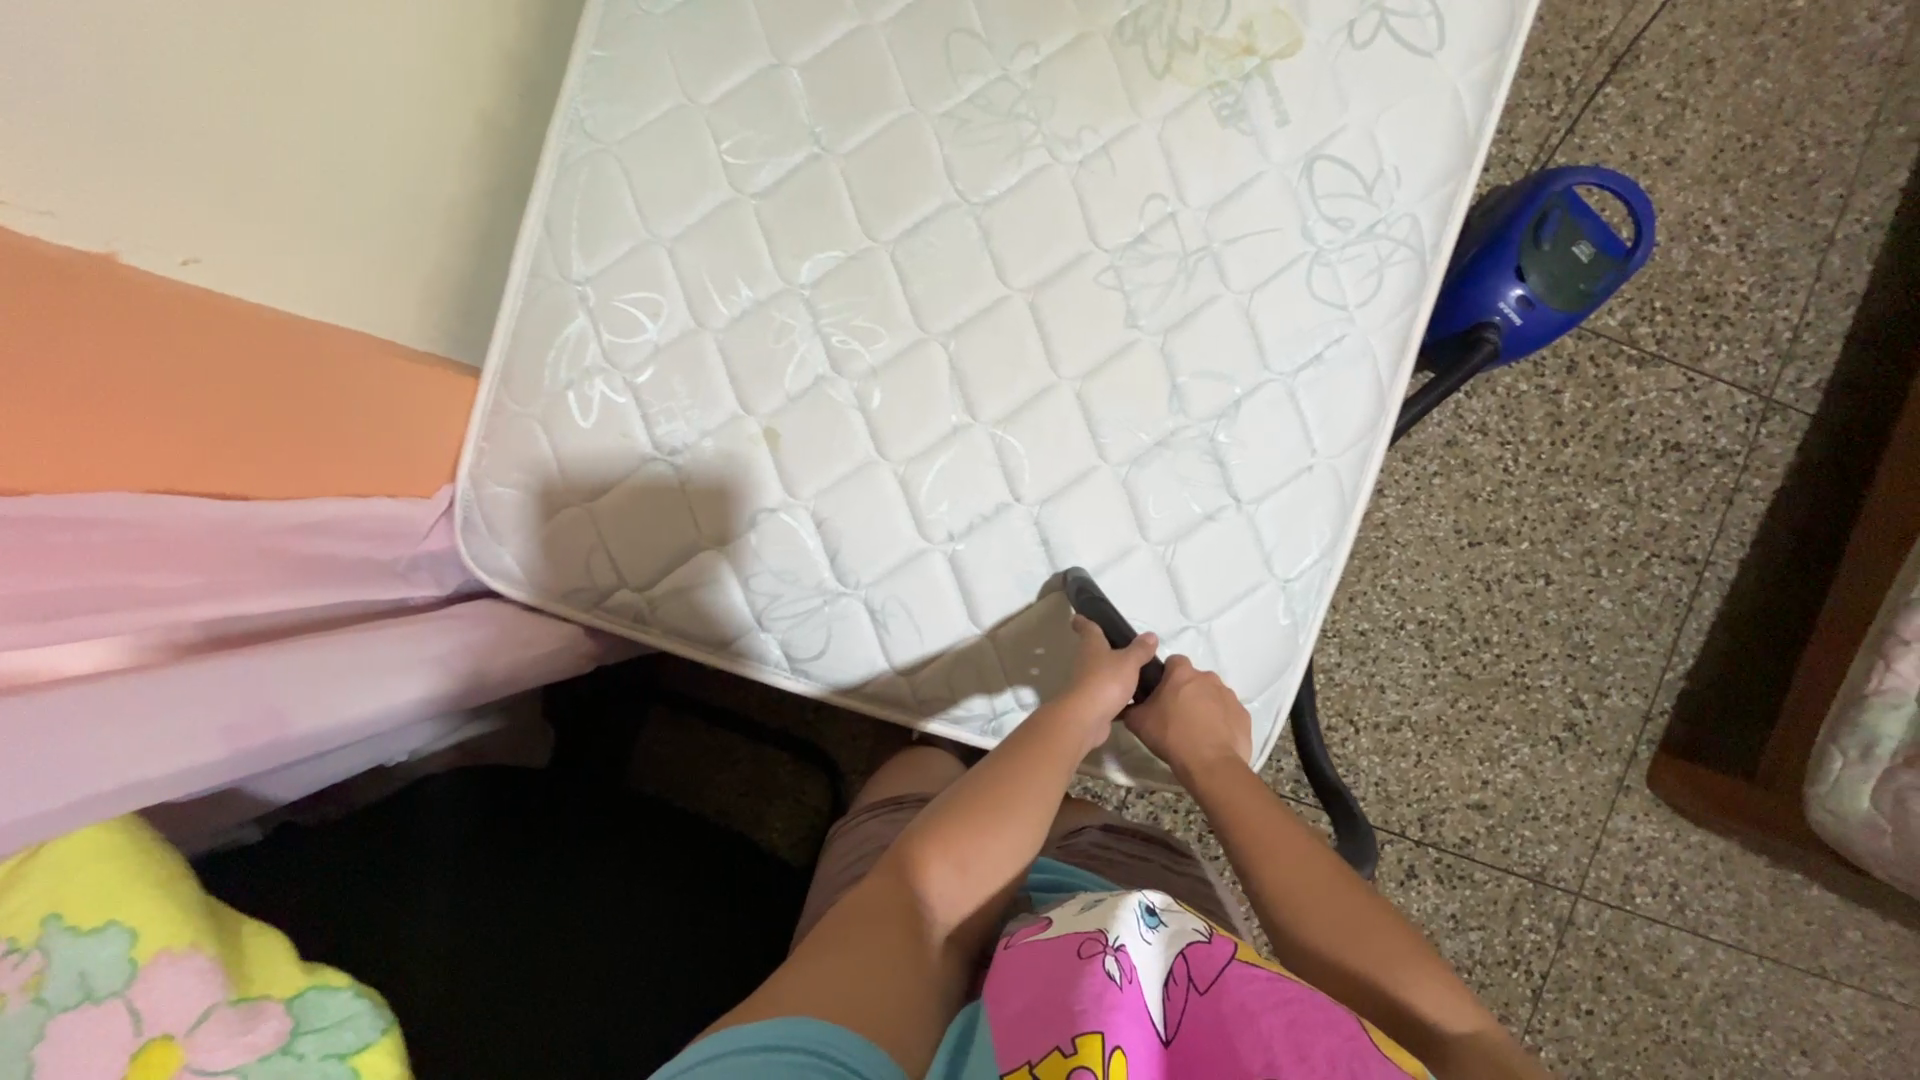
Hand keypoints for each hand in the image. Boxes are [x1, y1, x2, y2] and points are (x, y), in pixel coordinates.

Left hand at [1059, 615, 1158, 745]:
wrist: (1087, 717)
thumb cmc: (1106, 681)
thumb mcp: (1128, 661)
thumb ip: (1140, 650)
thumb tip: (1150, 635)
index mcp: (1092, 646)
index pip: (1087, 628)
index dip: (1084, 621)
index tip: (1078, 616)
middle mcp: (1086, 662)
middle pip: (1094, 651)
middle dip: (1104, 648)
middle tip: (1122, 646)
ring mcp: (1088, 684)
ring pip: (1102, 674)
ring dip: (1113, 673)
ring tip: (1135, 672)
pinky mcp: (1093, 704)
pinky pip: (1108, 697)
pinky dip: (1119, 698)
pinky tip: (1134, 701)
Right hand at [1124, 656, 1252, 781]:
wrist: (1210, 763)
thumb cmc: (1171, 735)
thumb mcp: (1138, 722)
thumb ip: (1131, 708)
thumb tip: (1126, 707)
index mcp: (1182, 674)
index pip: (1174, 661)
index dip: (1167, 675)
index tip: (1161, 692)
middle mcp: (1208, 678)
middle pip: (1195, 679)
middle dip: (1187, 691)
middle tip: (1176, 713)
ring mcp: (1229, 696)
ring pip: (1213, 695)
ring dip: (1205, 705)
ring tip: (1196, 729)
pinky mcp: (1243, 715)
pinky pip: (1229, 713)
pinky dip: (1222, 721)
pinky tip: (1213, 739)